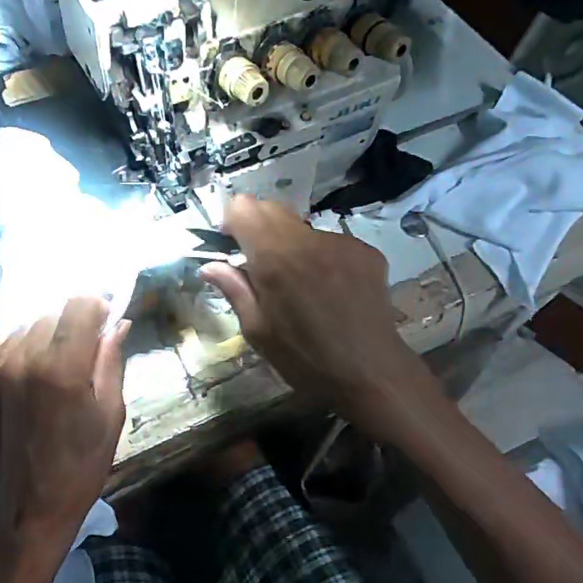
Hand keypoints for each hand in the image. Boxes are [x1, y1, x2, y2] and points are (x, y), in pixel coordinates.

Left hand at [0, 297, 130, 566]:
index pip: (79, 303)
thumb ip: (111, 361)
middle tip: (81, 356)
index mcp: (62, 367)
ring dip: (42, 338)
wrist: (29, 507)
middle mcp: (23, 359)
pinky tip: (18, 367)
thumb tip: (117, 322)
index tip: (103, 323)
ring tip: (50, 369)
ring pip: (24, 328)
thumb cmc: (80, 465)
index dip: (97, 307)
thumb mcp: (111, 415)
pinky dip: (6, 346)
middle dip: (72, 326)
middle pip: (52, 314)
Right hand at [198, 195, 436, 438]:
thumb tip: (209, 265)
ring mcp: (342, 243)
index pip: (243, 208)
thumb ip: (234, 289)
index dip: (231, 222)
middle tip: (258, 266)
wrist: (372, 374)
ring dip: (290, 245)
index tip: (231, 246)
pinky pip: (330, 242)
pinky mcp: (366, 252)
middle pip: (272, 209)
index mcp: (276, 259)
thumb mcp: (258, 331)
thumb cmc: (305, 360)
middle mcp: (309, 240)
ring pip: (302, 228)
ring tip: (299, 286)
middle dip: (258, 230)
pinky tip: (328, 291)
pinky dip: (320, 257)